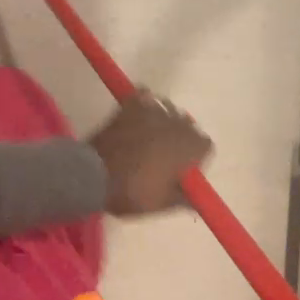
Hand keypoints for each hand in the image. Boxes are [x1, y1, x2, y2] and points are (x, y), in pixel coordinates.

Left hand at [85, 91, 212, 215]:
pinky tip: (138, 115)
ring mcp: (151, 111)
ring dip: (164, 119)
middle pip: (188, 124)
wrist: (93, 174)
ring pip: (168, 108)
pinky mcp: (130, 105)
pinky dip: (145, 102)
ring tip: (150, 135)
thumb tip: (196, 201)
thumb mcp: (161, 204)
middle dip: (181, 136)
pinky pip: (144, 95)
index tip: (185, 168)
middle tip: (165, 154)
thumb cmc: (131, 192)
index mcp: (185, 148)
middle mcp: (174, 125)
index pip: (206, 145)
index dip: (197, 156)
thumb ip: (183, 199)